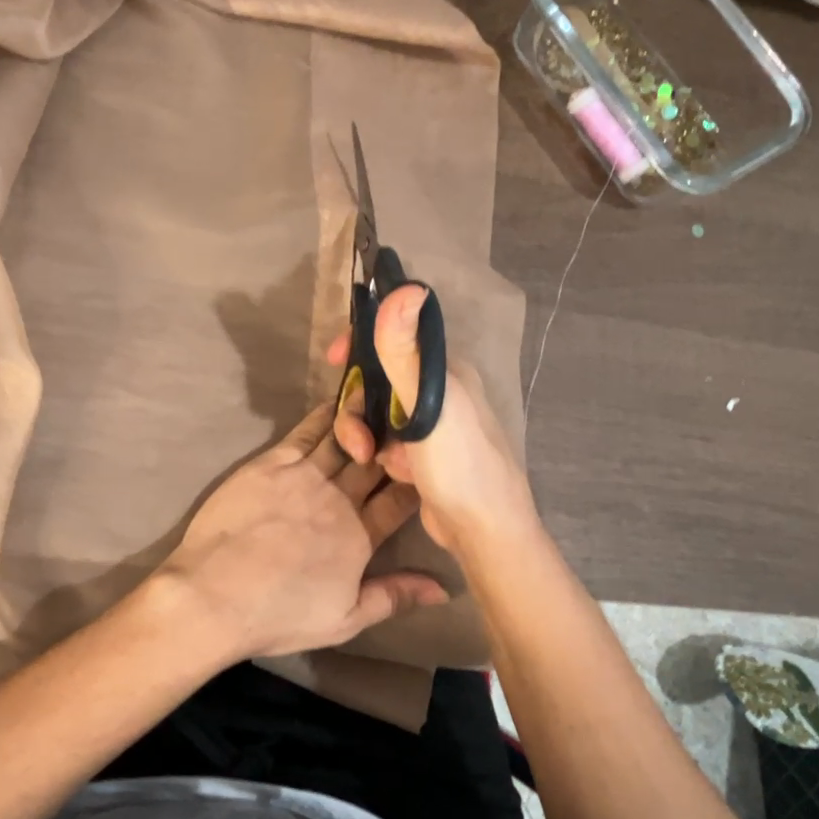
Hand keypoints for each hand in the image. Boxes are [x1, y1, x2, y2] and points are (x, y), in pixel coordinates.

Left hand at [149, 403, 447, 661]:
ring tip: (385, 398)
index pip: (401, 500)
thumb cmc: (278, 615)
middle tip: (412, 420)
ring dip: (366, 421)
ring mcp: (304, 477)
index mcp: (361, 537)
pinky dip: (326, 416)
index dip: (418, 480)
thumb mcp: (344, 619)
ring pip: (345, 440)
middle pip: (376, 463)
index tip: (432, 464)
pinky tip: (339, 402)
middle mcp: (339, 500)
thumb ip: (394, 597)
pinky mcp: (271, 463)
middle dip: (396, 443)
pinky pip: (307, 432)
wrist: (213, 595)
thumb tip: (443, 587)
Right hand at [329, 285, 530, 551]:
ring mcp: (431, 425)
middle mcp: (440, 391)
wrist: (483, 531)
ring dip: (364, 432)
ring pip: (377, 412)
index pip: (397, 336)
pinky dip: (381, 453)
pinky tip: (393, 472)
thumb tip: (408, 287)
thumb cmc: (460, 462)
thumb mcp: (429, 401)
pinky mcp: (422, 456)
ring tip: (371, 458)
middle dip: (358, 403)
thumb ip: (407, 350)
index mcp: (447, 370)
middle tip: (355, 434)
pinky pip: (386, 441)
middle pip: (379, 378)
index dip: (362, 341)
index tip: (334, 358)